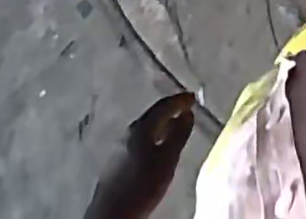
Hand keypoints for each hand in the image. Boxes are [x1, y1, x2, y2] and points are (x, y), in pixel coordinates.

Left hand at [83, 93, 195, 218]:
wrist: (112, 214)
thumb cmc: (142, 184)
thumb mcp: (167, 159)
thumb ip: (179, 134)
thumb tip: (187, 114)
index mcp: (141, 127)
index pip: (162, 106)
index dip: (179, 100)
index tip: (193, 98)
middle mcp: (128, 131)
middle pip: (153, 115)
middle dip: (170, 111)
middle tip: (186, 109)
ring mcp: (120, 146)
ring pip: (146, 128)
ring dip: (162, 124)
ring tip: (175, 127)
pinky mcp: (117, 161)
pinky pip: (140, 139)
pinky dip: (153, 136)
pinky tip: (158, 147)